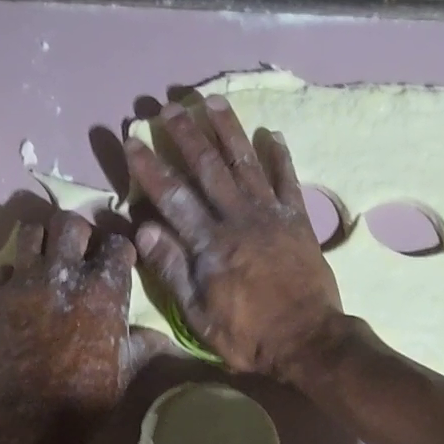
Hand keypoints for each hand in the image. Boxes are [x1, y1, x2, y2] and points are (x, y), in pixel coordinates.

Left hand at [0, 211, 155, 443]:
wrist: (35, 416)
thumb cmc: (90, 394)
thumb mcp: (128, 368)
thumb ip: (145, 344)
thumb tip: (167, 339)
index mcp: (105, 289)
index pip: (116, 243)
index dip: (117, 249)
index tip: (114, 259)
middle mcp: (66, 274)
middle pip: (70, 223)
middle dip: (77, 233)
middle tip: (77, 250)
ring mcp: (28, 282)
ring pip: (30, 230)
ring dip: (41, 239)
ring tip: (45, 256)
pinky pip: (4, 267)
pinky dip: (14, 273)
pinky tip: (21, 288)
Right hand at [123, 96, 345, 378]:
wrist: (309, 341)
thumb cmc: (248, 335)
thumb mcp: (199, 314)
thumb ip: (172, 269)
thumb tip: (143, 228)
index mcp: (209, 244)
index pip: (173, 196)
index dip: (151, 167)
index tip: (134, 140)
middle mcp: (238, 219)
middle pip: (208, 168)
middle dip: (187, 136)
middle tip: (170, 107)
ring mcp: (271, 216)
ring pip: (246, 164)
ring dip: (228, 131)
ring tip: (213, 102)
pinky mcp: (299, 221)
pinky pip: (288, 180)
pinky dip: (280, 156)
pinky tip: (271, 133)